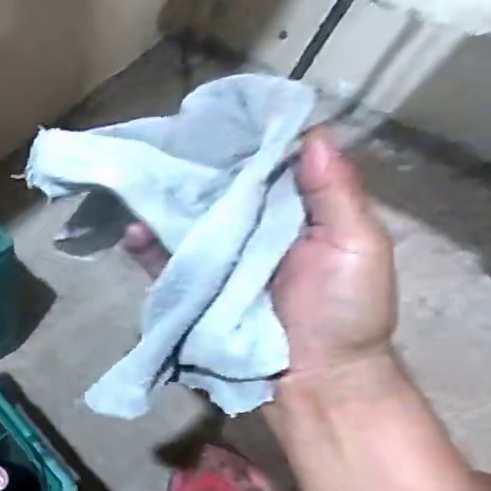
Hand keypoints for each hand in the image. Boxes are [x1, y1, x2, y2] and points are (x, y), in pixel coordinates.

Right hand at [119, 131, 395, 381]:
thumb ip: (335, 195)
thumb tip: (310, 135)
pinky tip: (132, 228)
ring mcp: (212, 256)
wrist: (312, 374)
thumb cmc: (347, 309)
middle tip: (163, 141)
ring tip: (136, 180)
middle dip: (192, 168)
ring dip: (160, 202)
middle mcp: (247, 228)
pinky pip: (158, 260)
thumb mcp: (359, 244)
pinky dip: (142, 243)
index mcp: (293, 212)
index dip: (243, 143)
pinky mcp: (185, 283)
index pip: (263, 168)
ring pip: (182, 220)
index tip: (218, 117)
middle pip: (215, 190)